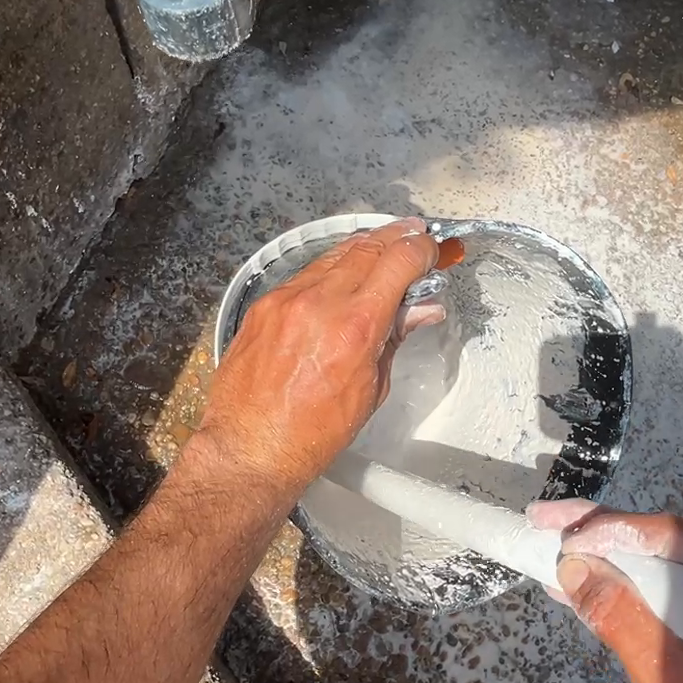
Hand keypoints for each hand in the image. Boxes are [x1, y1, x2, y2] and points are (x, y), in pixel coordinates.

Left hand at [200, 218, 440, 495]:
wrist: (249, 447)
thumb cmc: (308, 434)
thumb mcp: (371, 389)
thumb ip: (394, 339)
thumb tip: (417, 311)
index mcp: (354, 327)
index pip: (398, 262)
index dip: (423, 249)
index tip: (433, 250)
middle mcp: (318, 303)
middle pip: (368, 247)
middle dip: (398, 237)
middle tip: (416, 236)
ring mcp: (286, 300)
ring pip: (335, 254)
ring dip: (365, 247)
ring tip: (385, 248)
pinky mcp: (265, 305)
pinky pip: (306, 272)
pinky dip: (332, 267)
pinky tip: (344, 274)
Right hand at [527, 501, 682, 682]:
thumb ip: (622, 620)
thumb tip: (571, 565)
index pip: (673, 540)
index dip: (613, 530)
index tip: (562, 540)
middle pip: (661, 545)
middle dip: (598, 531)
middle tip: (541, 521)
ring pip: (652, 567)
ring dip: (599, 556)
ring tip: (547, 544)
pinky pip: (654, 596)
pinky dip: (613, 589)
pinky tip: (576, 587)